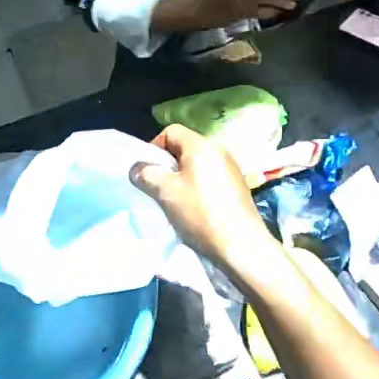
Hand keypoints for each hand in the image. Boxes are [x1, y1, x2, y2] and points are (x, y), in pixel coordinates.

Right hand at [132, 124, 277, 270]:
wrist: (241, 246)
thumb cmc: (200, 213)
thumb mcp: (165, 192)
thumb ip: (146, 174)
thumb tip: (137, 168)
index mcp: (202, 145)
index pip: (171, 132)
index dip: (153, 147)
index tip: (147, 172)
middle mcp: (219, 151)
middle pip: (184, 149)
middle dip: (167, 167)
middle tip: (157, 189)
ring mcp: (231, 170)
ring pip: (197, 166)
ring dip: (181, 180)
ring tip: (174, 203)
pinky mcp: (238, 188)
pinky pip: (210, 180)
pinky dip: (197, 190)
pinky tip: (194, 211)